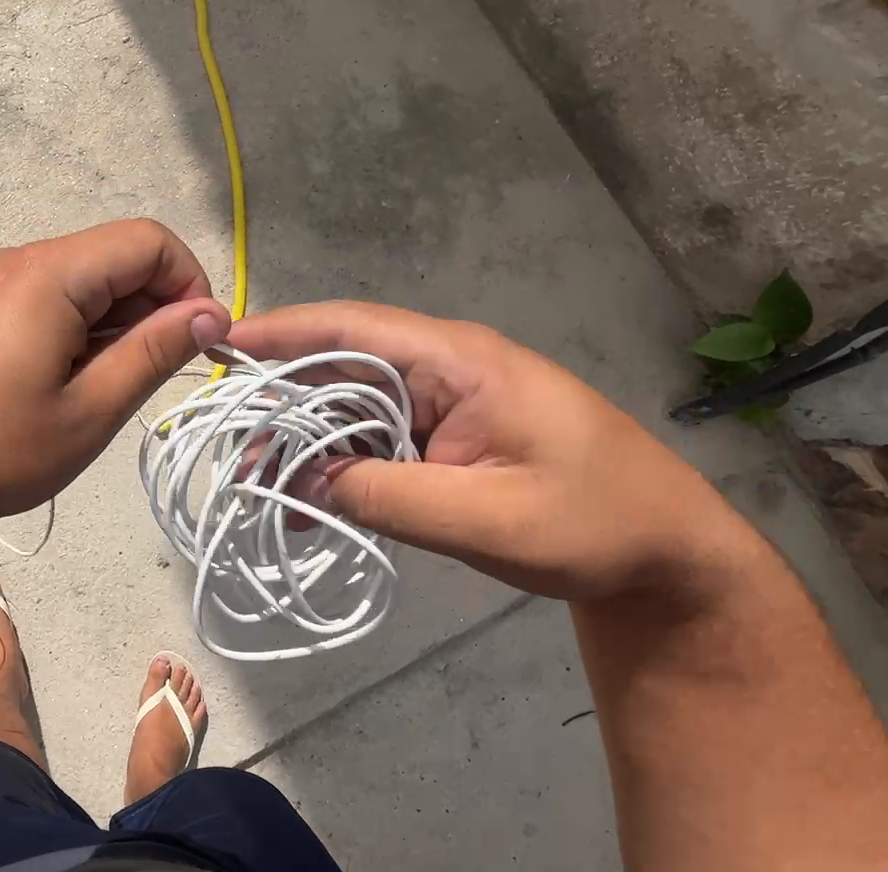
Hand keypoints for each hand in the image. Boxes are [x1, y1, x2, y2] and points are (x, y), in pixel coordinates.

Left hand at [0, 219, 231, 565]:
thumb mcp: (88, 412)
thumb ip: (154, 353)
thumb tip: (212, 313)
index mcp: (48, 274)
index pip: (148, 240)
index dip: (190, 283)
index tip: (199, 343)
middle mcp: (16, 261)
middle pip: (113, 257)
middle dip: (151, 306)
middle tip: (149, 377)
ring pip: (80, 280)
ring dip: (111, 323)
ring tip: (100, 389)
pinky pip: (43, 297)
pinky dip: (74, 328)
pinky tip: (62, 382)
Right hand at [226, 302, 762, 601]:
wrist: (667, 559)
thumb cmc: (593, 525)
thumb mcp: (487, 518)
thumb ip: (387, 497)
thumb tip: (300, 480)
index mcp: (458, 361)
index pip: (351, 328)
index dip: (280, 331)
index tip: (220, 345)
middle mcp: (440, 368)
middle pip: (338, 366)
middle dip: (280, 403)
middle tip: (234, 448)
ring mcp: (440, 401)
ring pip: (348, 405)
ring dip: (304, 441)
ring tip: (260, 485)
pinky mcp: (441, 434)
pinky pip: (371, 438)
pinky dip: (336, 465)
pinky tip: (308, 504)